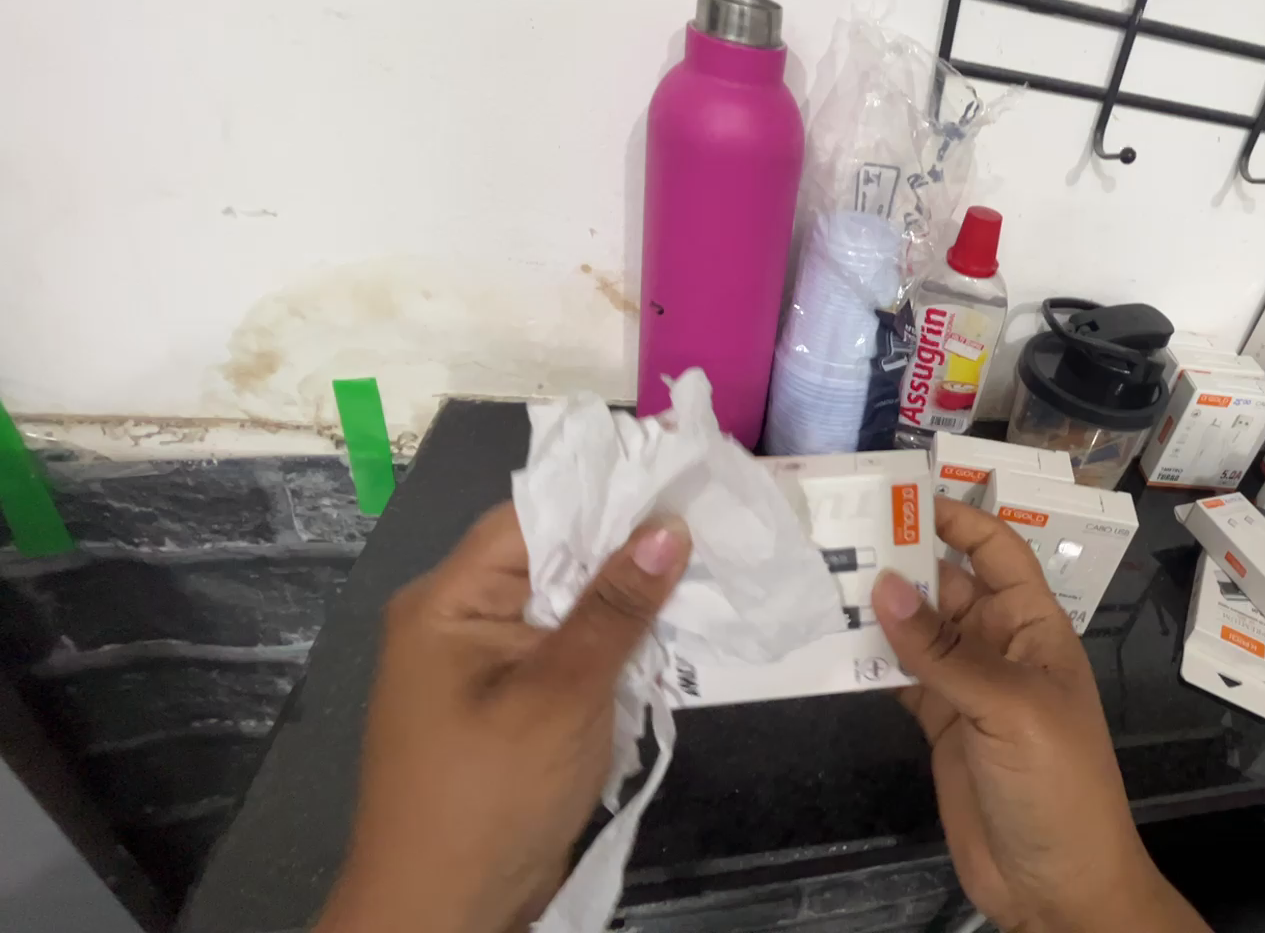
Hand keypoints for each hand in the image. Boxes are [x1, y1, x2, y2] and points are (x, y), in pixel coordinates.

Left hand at [314, 503, 690, 932]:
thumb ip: (616, 606)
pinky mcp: (519, 687)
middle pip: (556, 552)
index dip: (606, 496)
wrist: (448, 917)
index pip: (534, 516)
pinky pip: (574, 636)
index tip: (678, 484)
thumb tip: (670, 526)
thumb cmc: (491, 796)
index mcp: (450, 600)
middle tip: (706, 524)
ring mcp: (491, 654)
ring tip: (703, 565)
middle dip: (628, 543)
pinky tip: (670, 621)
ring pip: (572, 594)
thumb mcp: (562, 691)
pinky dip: (620, 629)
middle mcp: (464, 614)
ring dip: (630, 589)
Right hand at [872, 498, 1207, 932]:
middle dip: (901, 561)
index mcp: (1031, 623)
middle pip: (946, 585)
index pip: (996, 551)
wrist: (1056, 885)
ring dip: (877, 608)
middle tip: (836, 537)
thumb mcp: (1009, 708)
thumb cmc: (1055, 781)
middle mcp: (996, 642)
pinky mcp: (938, 720)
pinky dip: (869, 659)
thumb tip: (883, 585)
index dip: (958, 520)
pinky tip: (830, 644)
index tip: (903, 499)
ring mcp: (966, 682)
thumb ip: (944, 651)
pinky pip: (900, 674)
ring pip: (917, 628)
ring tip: (820, 581)